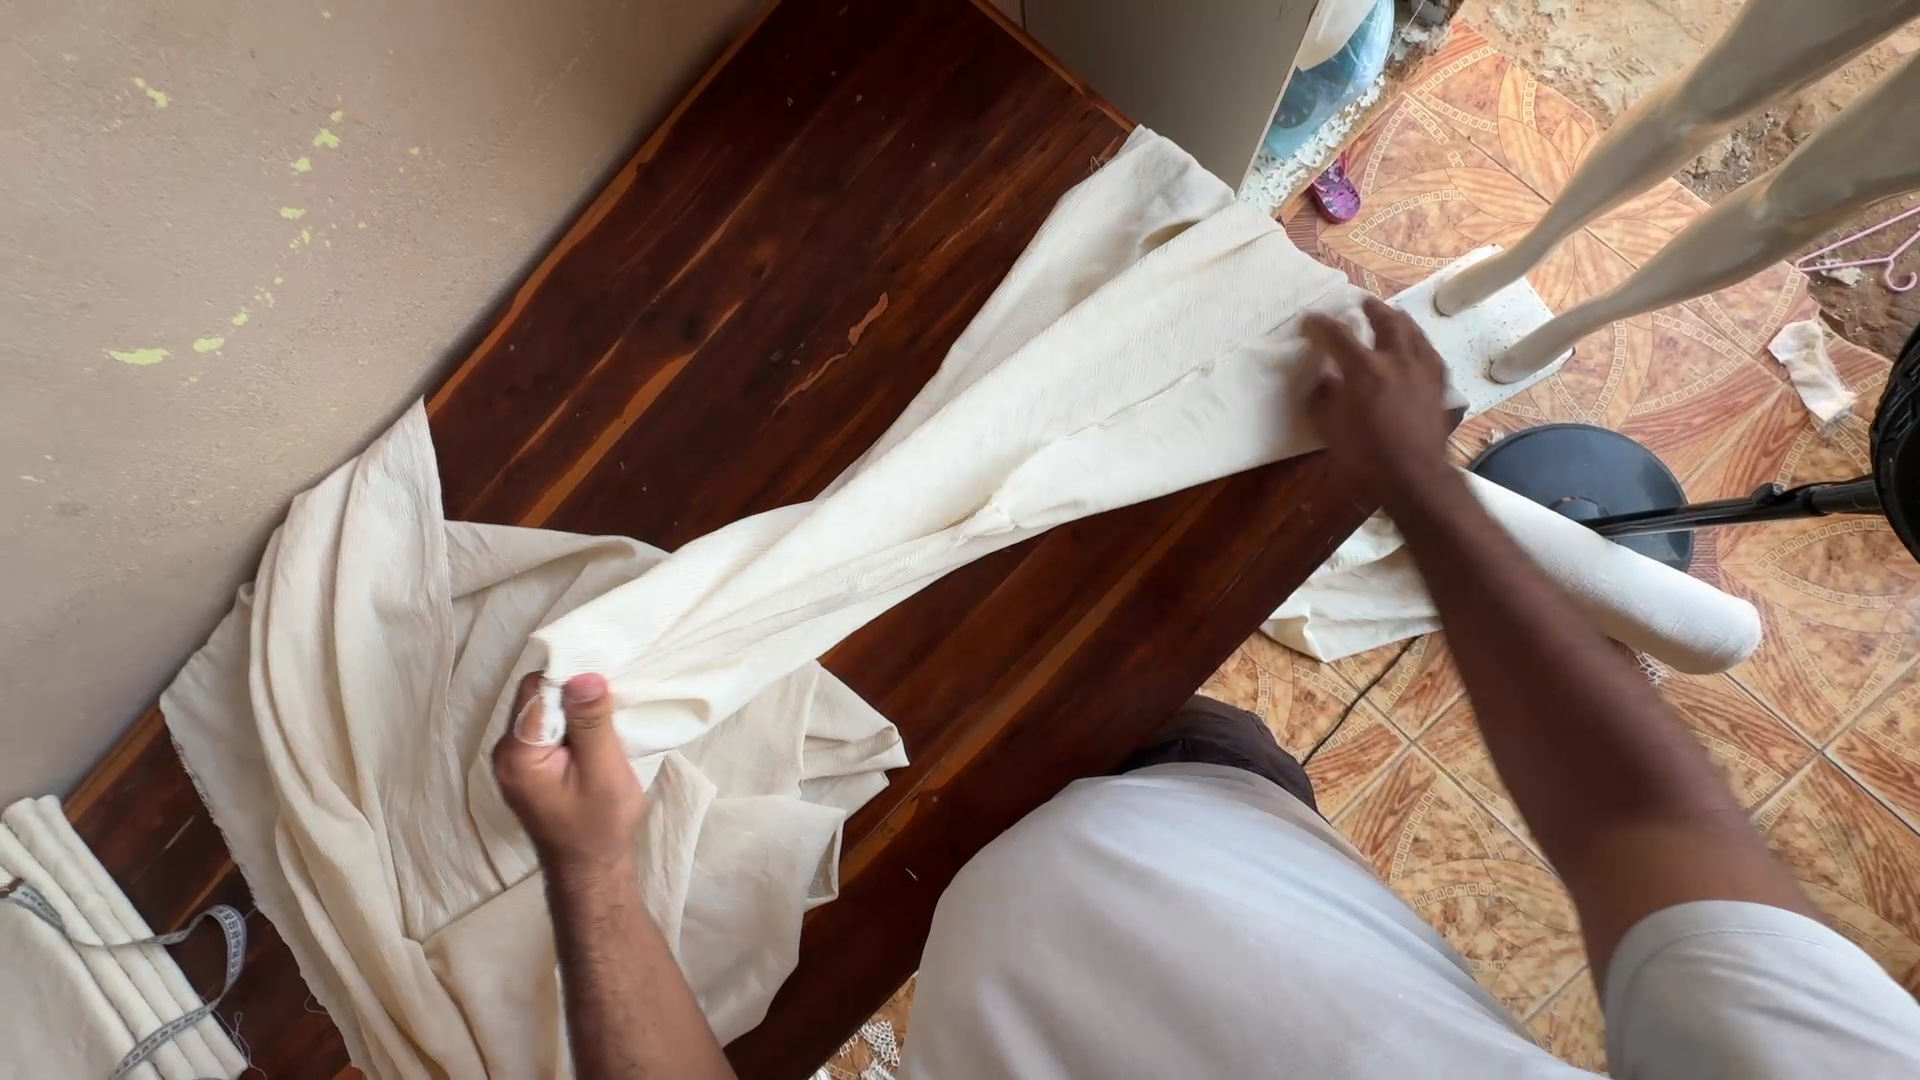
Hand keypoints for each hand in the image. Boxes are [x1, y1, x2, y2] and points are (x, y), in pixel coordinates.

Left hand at [493, 672, 648, 882]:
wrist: (592, 870)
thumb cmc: (600, 825)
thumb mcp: (603, 772)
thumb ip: (592, 724)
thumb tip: (585, 676)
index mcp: (518, 753)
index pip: (538, 689)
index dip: (572, 678)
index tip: (608, 679)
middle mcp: (507, 752)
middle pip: (538, 696)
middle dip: (576, 691)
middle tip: (614, 698)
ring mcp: (517, 759)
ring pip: (546, 709)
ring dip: (578, 707)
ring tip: (610, 713)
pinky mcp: (532, 765)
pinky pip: (550, 726)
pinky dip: (575, 722)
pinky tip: (599, 730)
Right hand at [1304, 297, 1456, 508]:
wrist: (1411, 474)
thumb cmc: (1363, 453)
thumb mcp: (1329, 426)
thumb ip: (1324, 396)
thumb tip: (1323, 377)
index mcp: (1365, 369)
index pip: (1339, 336)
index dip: (1321, 325)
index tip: (1310, 319)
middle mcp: (1397, 359)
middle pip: (1386, 321)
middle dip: (1371, 309)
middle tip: (1361, 302)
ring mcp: (1423, 369)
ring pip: (1413, 331)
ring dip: (1398, 319)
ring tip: (1390, 315)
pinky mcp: (1439, 383)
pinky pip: (1429, 351)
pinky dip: (1417, 342)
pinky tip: (1414, 347)